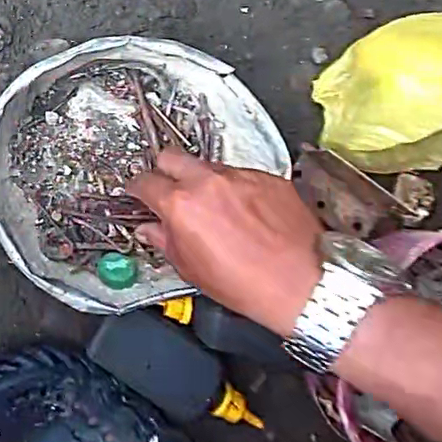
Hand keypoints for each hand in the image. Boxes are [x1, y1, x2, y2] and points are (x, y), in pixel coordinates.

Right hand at [128, 149, 324, 335]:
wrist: (304, 284)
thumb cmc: (249, 284)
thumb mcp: (191, 269)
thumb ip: (165, 240)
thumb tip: (152, 229)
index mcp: (181, 204)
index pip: (145, 182)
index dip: (138, 189)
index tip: (140, 194)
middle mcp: (208, 182)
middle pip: (171, 156)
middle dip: (164, 171)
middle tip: (169, 189)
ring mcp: (240, 176)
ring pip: (208, 166)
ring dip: (203, 181)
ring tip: (214, 208)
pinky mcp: (268, 178)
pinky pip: (242, 175)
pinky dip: (236, 189)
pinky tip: (245, 213)